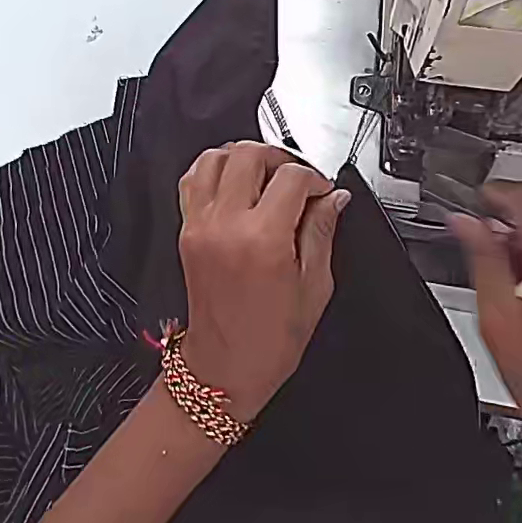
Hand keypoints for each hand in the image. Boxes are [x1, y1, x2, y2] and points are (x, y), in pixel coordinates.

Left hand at [176, 141, 349, 420]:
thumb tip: (334, 198)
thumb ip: (322, 231)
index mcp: (263, 239)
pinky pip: (193, 181)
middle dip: (281, 158)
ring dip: (245, 158)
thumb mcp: (315, 286)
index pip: (291, 177)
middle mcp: (226, 226)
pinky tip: (235, 184)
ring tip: (266, 176)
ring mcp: (201, 226)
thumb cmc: (269, 339)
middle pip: (249, 154)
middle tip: (298, 178)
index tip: (323, 191)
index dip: (315, 178)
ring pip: (215, 158)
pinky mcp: (187, 232)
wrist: (224, 368)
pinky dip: (214, 171)